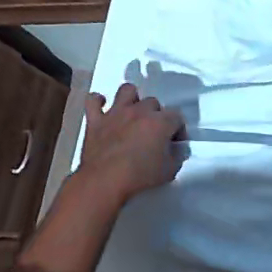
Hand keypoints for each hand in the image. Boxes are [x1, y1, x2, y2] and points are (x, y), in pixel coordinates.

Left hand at [73, 82, 185, 208]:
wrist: (105, 181)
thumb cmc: (140, 177)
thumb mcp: (170, 170)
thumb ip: (177, 155)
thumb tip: (177, 149)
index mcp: (160, 122)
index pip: (177, 117)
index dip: (178, 130)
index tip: (174, 143)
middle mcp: (139, 111)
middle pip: (153, 102)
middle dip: (156, 115)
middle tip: (153, 132)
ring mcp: (116, 113)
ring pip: (127, 90)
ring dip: (132, 98)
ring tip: (132, 112)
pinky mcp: (96, 120)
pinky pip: (93, 101)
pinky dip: (97, 101)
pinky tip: (102, 108)